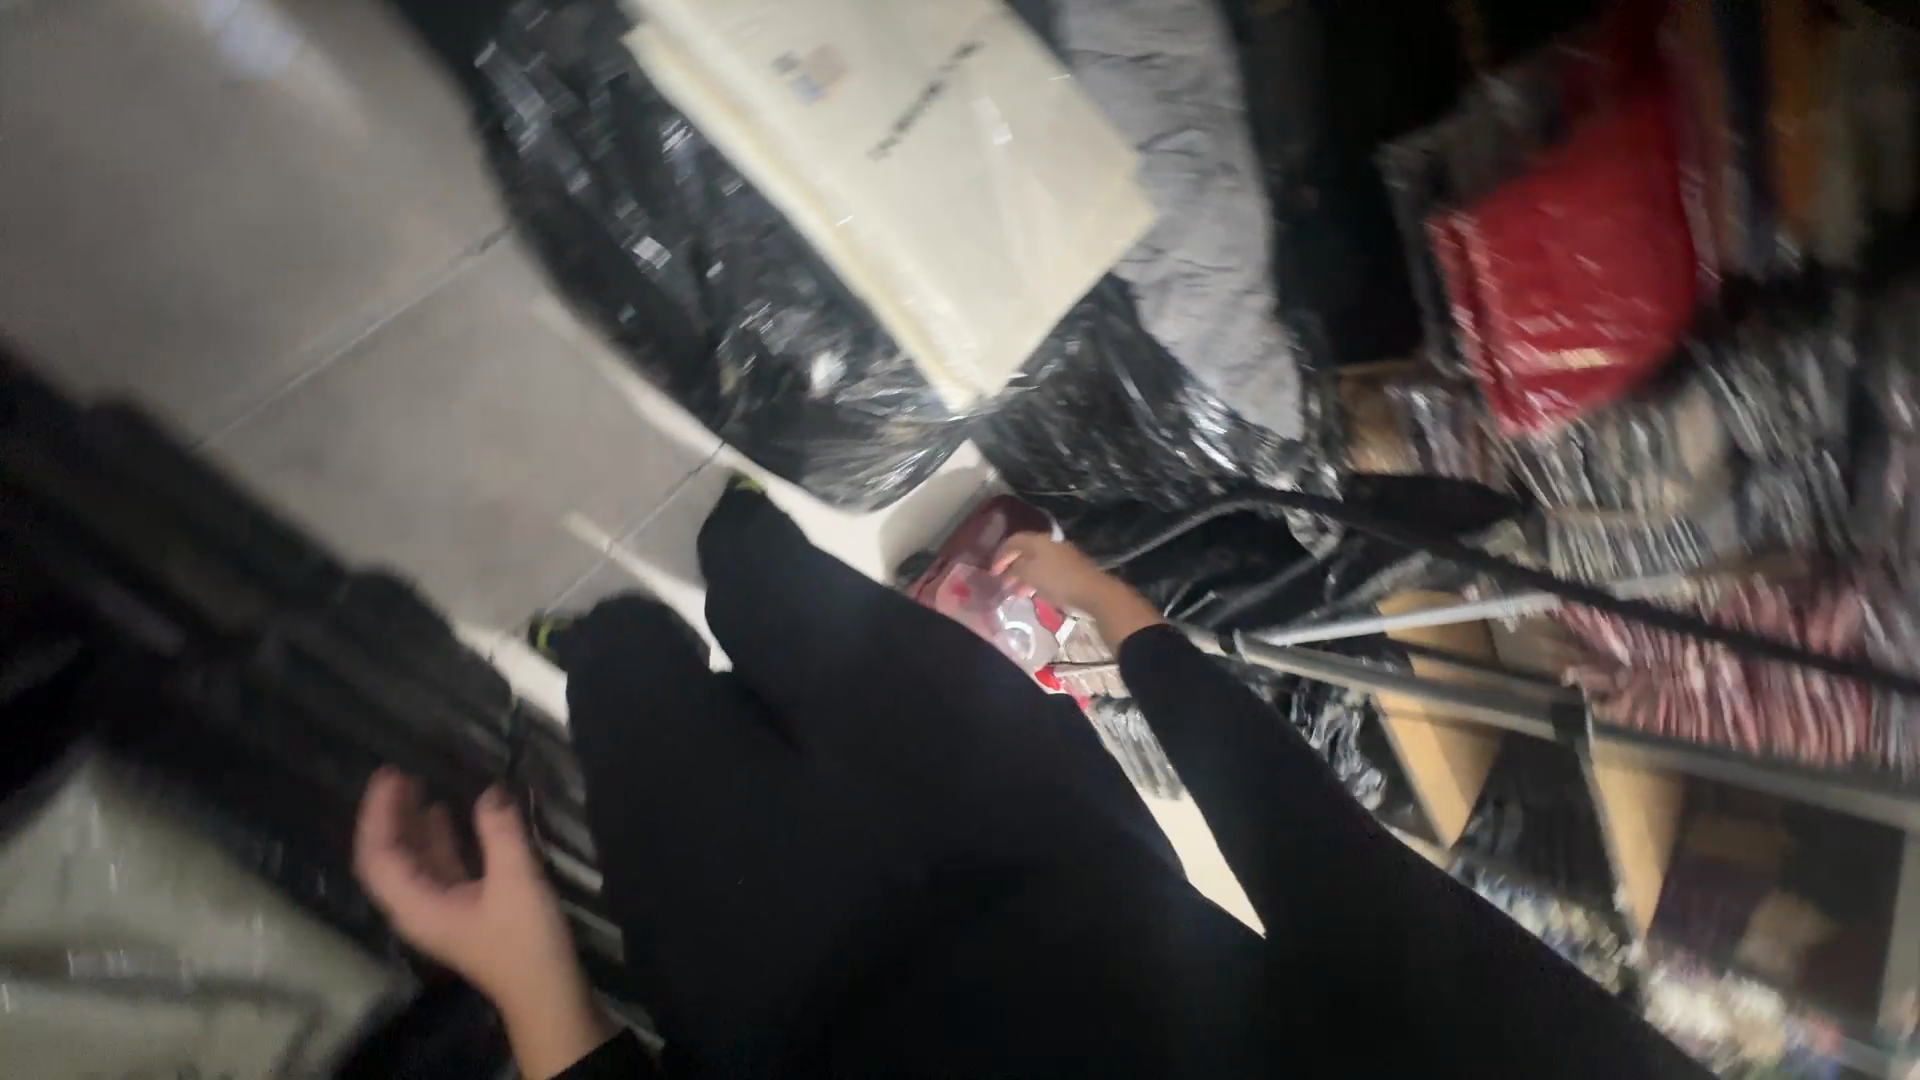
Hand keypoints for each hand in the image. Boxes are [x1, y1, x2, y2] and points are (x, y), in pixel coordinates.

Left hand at [354, 768, 614, 1079]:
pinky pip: (440, 863)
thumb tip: (490, 791)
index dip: (379, 814)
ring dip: (414, 823)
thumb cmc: (523, 938)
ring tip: (420, 784)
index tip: (390, 776)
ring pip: (415, 859)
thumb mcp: (516, 880)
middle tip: (402, 773)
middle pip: (391, 856)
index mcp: (417, 904)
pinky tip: (452, 814)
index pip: (380, 855)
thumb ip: (500, 833)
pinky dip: (441, 836)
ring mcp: (441, 906)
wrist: (543, 987)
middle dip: (391, 815)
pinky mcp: (464, 904)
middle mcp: (418, 905)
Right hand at [993, 533, 1163, 645]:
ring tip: (1018, 593)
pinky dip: (1037, 582)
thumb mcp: (1030, 575)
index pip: (1013, 541)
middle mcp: (1051, 545)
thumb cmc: (1058, 581)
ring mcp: (1063, 557)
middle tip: (1003, 583)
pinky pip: (1048, 573)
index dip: (1000, 555)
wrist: (1094, 592)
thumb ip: (1015, 569)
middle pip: (1026, 552)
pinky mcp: (1072, 570)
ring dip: (1025, 577)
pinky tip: (1036, 594)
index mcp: (1039, 541)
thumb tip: (1009, 569)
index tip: (992, 572)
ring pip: (1037, 564)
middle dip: (1012, 567)